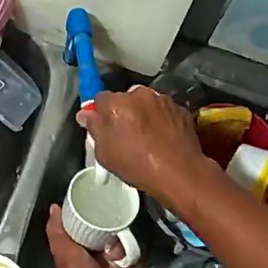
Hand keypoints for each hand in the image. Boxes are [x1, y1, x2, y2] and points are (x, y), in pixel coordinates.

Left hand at [46, 205, 136, 267]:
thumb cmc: (73, 267)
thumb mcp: (59, 244)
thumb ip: (55, 227)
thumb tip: (54, 207)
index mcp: (82, 245)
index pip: (88, 225)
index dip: (91, 214)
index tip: (97, 200)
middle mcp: (99, 250)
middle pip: (108, 230)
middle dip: (110, 222)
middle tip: (113, 212)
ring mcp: (115, 257)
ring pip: (123, 238)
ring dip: (120, 236)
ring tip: (117, 234)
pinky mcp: (129, 263)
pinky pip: (135, 250)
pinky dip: (133, 246)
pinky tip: (130, 240)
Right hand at [76, 86, 214, 202]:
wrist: (179, 172)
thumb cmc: (136, 164)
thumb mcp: (104, 152)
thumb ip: (94, 128)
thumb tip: (86, 114)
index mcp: (116, 103)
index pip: (100, 98)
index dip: (99, 113)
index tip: (103, 126)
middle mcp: (140, 94)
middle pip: (125, 98)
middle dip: (123, 111)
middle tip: (125, 134)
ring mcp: (163, 100)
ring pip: (146, 103)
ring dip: (143, 114)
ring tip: (147, 137)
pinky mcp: (181, 109)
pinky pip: (164, 111)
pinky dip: (161, 120)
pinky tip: (162, 138)